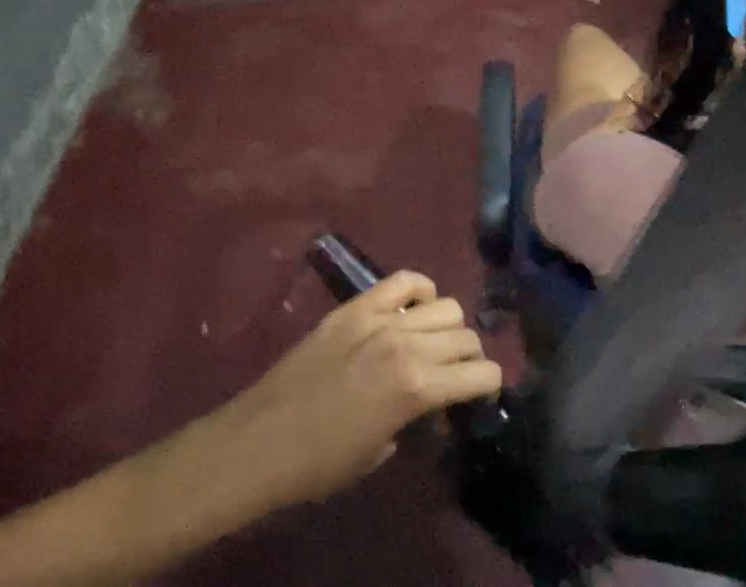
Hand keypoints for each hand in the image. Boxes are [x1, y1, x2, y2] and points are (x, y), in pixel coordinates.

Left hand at [216, 271, 502, 508]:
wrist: (255, 445)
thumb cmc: (319, 464)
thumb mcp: (381, 452)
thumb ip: (417, 417)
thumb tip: (431, 404)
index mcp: (417, 388)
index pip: (483, 373)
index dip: (490, 385)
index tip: (482, 394)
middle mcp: (407, 346)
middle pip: (466, 336)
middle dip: (470, 359)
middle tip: (454, 376)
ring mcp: (379, 320)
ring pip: (445, 306)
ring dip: (448, 328)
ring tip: (433, 344)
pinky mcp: (354, 308)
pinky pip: (403, 281)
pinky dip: (420, 290)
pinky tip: (414, 310)